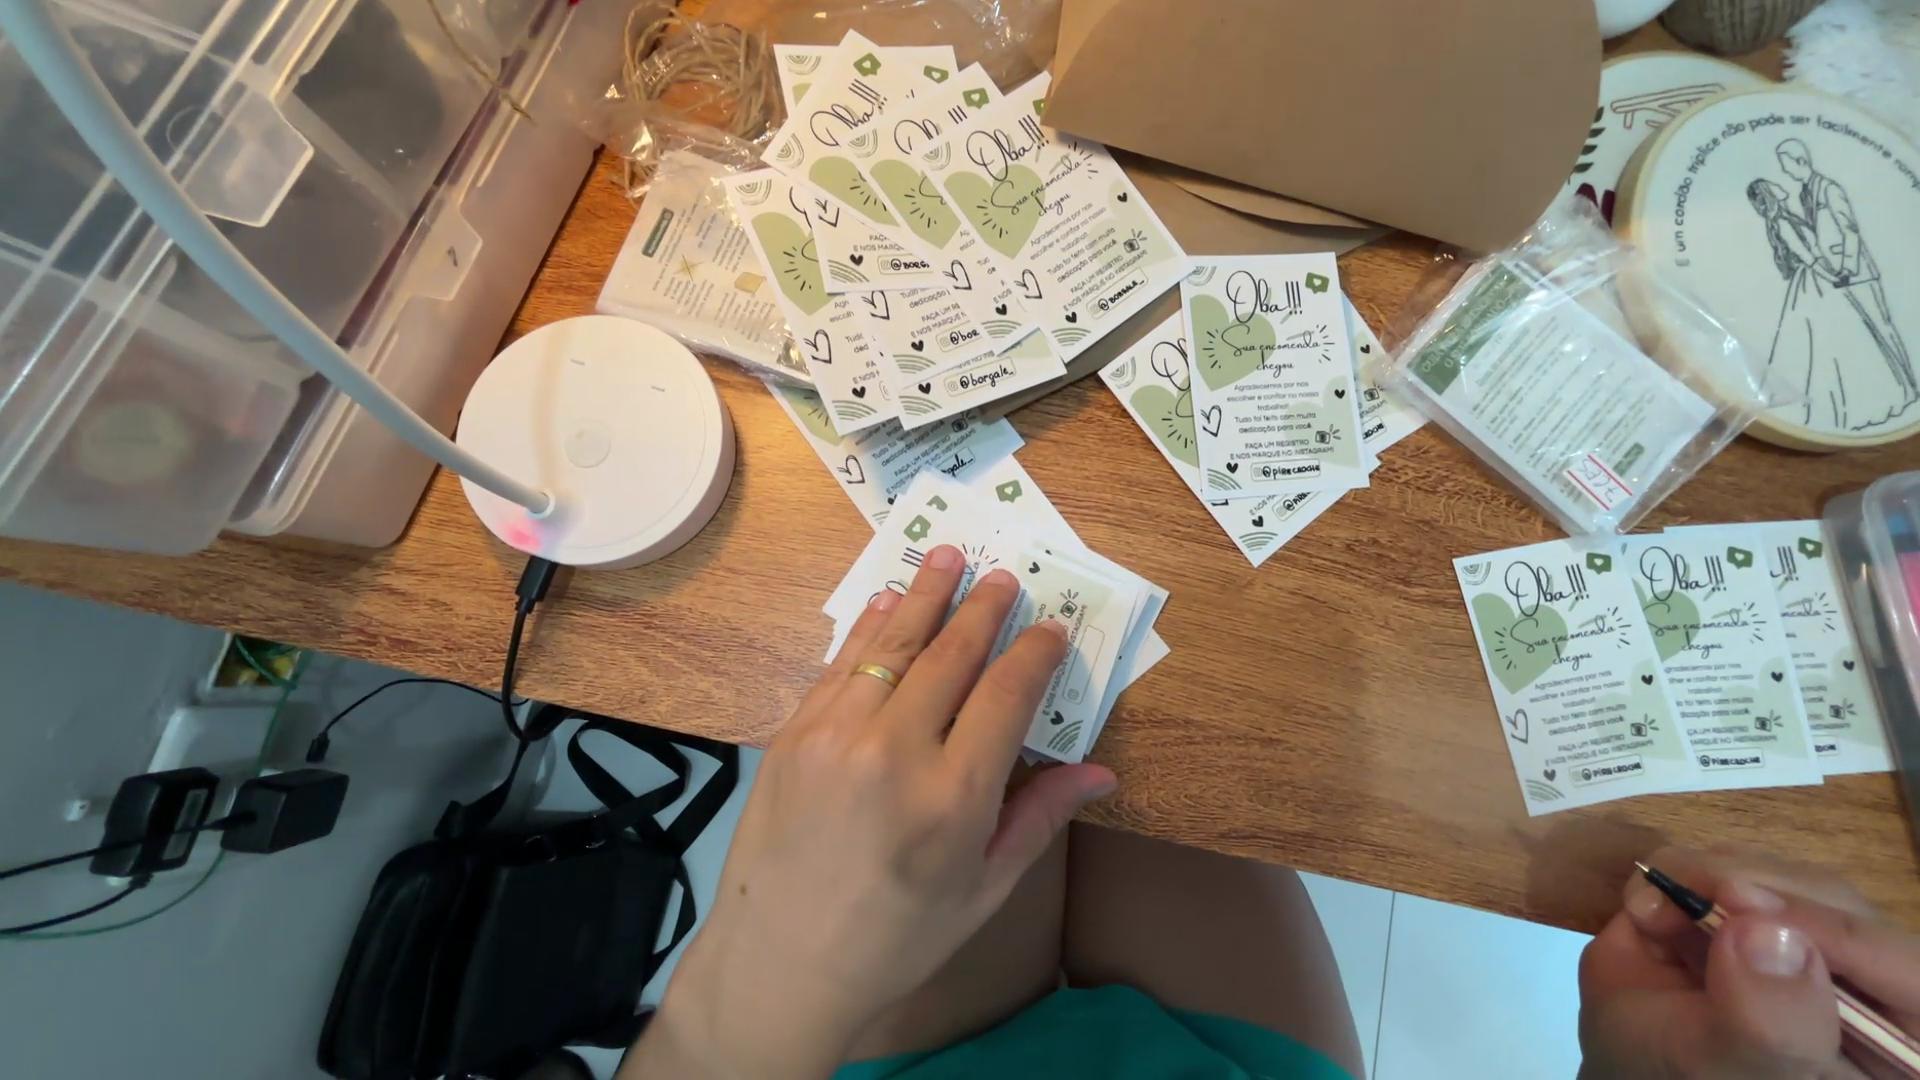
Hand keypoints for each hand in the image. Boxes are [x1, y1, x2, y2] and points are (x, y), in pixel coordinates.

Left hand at [623, 545, 1116, 1079]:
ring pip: (893, 643)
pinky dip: (869, 626)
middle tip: (1003, 576)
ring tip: (948, 556)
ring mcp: (837, 734)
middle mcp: (896, 751)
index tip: (1051, 628)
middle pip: (951, 655)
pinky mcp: (796, 732)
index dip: (1034, 653)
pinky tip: (888, 602)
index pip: (1007, 695)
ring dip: (925, 595)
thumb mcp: (983, 891)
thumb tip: (1100, 771)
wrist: (779, 963)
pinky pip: (841, 662)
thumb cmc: (896, 937)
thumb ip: (1039, 818)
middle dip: (983, 608)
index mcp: (954, 797)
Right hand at [1578, 844, 1919, 1078]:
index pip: (1907, 971)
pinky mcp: (1741, 906)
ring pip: (1775, 870)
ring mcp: (1801, 937)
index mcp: (1898, 1039)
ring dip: (1694, 877)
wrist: (1623, 1049)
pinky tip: (1648, 913)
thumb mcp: (1726, 1066)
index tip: (1743, 906)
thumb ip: (1767, 1020)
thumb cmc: (1678, 1076)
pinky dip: (1667, 873)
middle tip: (1678, 906)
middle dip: (1749, 892)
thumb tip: (1770, 931)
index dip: (1836, 932)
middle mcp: (1862, 981)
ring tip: (1651, 919)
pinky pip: (1714, 858)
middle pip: (1839, 905)